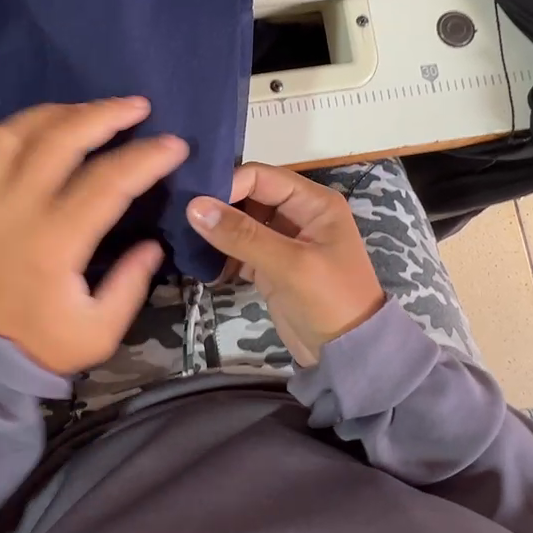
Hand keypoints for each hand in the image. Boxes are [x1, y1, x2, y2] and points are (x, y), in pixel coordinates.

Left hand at [0, 98, 187, 375]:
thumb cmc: (34, 344)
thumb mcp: (97, 332)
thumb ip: (130, 284)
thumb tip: (152, 242)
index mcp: (55, 241)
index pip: (108, 181)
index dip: (146, 157)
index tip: (175, 145)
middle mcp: (16, 208)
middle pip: (62, 138)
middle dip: (105, 114)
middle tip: (138, 106)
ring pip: (19, 131)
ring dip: (60, 112)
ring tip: (89, 111)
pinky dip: (10, 127)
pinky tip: (34, 129)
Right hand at [186, 163, 384, 365]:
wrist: (351, 355)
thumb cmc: (330, 301)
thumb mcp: (290, 265)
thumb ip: (242, 235)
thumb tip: (195, 206)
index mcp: (313, 202)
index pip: (261, 177)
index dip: (229, 186)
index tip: (194, 203)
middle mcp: (298, 214)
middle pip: (248, 196)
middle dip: (218, 207)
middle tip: (181, 219)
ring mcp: (283, 241)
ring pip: (241, 223)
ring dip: (217, 232)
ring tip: (186, 240)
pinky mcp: (271, 266)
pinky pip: (240, 250)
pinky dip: (222, 256)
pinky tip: (202, 265)